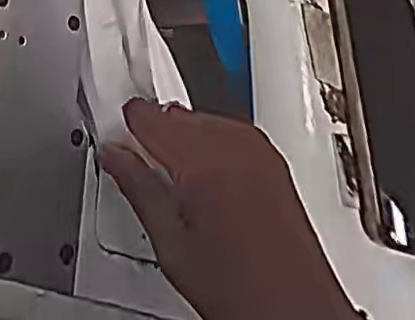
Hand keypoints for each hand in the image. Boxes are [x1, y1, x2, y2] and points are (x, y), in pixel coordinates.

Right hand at [102, 100, 360, 319]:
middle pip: (174, 115)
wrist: (299, 313)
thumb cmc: (245, 294)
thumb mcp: (172, 247)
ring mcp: (255, 146)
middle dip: (156, 138)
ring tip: (184, 192)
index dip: (127, 125)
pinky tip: (209, 187)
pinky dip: (211, 146)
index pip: (148, 115)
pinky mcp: (270, 154)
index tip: (118, 136)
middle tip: (146, 173)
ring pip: (199, 119)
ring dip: (184, 142)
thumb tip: (115, 157)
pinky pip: (226, 131)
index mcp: (201, 160)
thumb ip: (138, 188)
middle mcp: (231, 143)